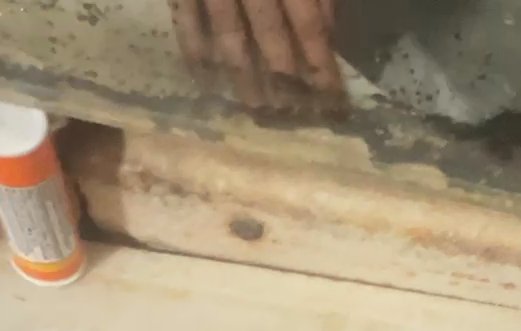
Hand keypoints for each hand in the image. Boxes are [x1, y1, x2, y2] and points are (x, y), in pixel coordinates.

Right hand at [168, 0, 344, 110]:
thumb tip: (329, 29)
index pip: (310, 30)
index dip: (323, 72)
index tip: (336, 107)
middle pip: (271, 46)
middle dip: (287, 88)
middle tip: (297, 118)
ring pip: (230, 42)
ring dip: (246, 83)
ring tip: (260, 112)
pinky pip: (185, 21)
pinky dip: (196, 54)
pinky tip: (208, 82)